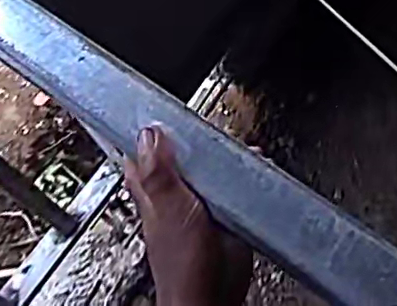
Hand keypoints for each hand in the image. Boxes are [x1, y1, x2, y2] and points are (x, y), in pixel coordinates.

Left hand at [123, 125, 252, 305]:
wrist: (215, 298)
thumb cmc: (183, 267)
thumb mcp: (169, 211)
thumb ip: (158, 175)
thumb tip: (148, 134)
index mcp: (153, 192)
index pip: (143, 154)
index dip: (148, 132)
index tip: (157, 111)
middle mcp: (176, 194)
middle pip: (181, 154)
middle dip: (195, 137)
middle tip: (205, 122)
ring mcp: (202, 202)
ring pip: (210, 164)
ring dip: (224, 151)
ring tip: (234, 141)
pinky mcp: (227, 209)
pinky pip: (235, 180)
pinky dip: (245, 168)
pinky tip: (253, 162)